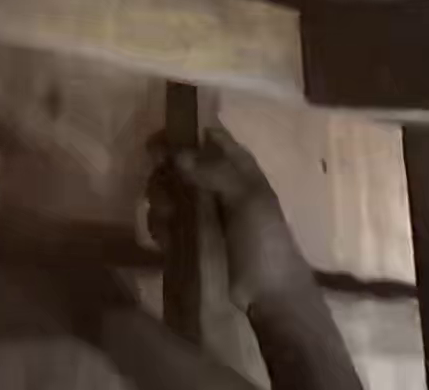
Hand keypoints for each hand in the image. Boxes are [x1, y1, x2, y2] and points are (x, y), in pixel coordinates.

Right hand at [148, 126, 310, 307]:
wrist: (268, 296)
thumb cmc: (264, 240)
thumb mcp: (247, 199)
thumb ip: (214, 171)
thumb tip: (176, 153)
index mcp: (236, 165)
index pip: (209, 135)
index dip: (186, 132)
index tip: (161, 140)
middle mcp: (215, 181)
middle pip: (180, 160)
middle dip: (166, 169)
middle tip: (161, 184)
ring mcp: (201, 209)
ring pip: (168, 188)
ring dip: (161, 198)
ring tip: (166, 216)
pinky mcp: (188, 235)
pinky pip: (165, 219)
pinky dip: (160, 223)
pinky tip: (163, 234)